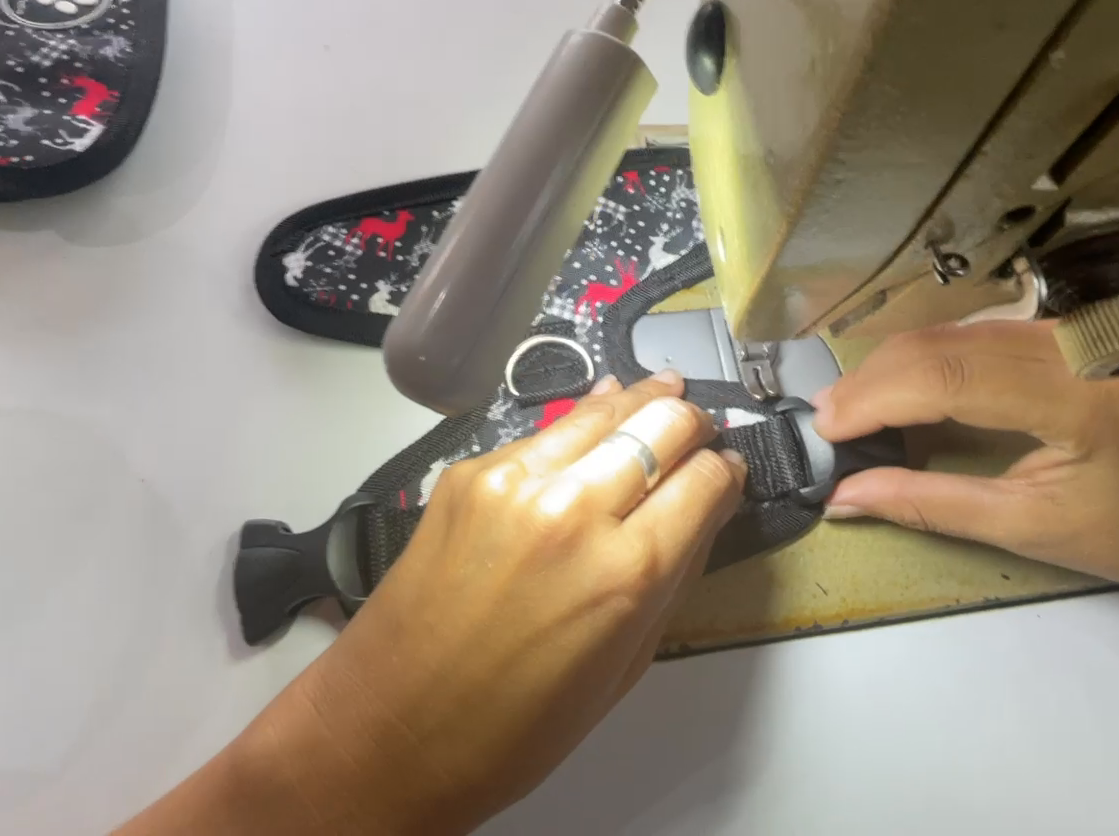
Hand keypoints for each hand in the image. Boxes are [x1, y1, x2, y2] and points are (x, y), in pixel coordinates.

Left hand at [164, 371, 745, 835]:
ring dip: (640, 400)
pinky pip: (544, 435)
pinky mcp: (470, 471)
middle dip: (691, 421)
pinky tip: (592, 423)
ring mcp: (515, 481)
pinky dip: (578, 426)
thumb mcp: (625, 663)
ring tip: (661, 390)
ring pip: (602, 407)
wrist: (390, 728)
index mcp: (625, 573)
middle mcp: (573, 511)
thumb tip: (702, 506)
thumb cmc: (515, 724)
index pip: (703, 481)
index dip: (725, 470)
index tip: (728, 469)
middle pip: (661, 422)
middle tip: (699, 427)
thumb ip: (672, 574)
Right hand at [814, 320, 1118, 612]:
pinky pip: (977, 335)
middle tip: (823, 420)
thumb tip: (844, 497)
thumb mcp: (1031, 530)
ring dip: (892, 369)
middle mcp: (1075, 344)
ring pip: (953, 333)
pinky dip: (927, 361)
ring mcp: (1075, 331)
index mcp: (1077, 396)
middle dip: (871, 382)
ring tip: (850, 408)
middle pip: (941, 345)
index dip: (874, 399)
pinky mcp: (1071, 333)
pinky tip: (900, 386)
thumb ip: (928, 503)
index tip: (823, 429)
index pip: (947, 377)